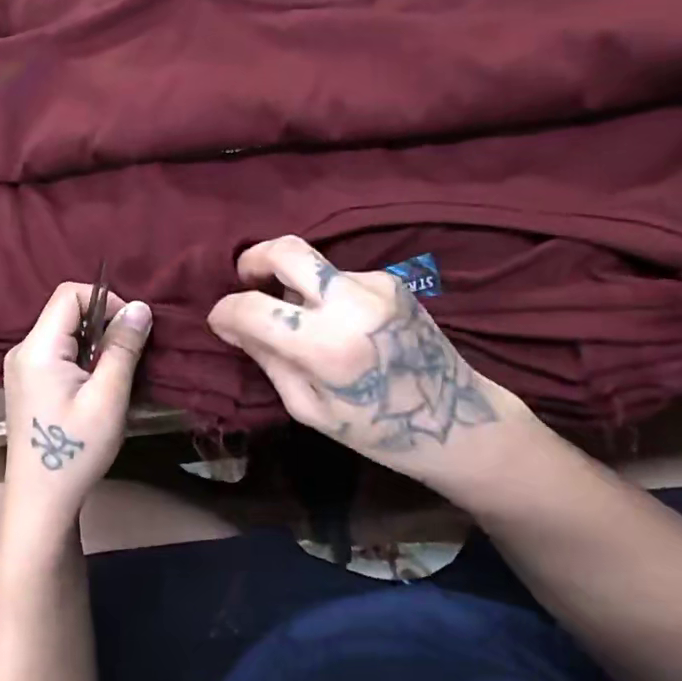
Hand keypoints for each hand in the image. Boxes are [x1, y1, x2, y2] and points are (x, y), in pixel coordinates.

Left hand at [1, 283, 152, 539]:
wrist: (41, 499)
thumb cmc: (76, 449)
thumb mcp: (108, 397)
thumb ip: (122, 347)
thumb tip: (140, 307)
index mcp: (37, 348)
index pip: (68, 293)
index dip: (105, 300)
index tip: (131, 329)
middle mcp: (22, 349)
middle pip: (64, 311)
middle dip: (102, 322)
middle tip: (128, 354)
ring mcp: (20, 366)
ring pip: (63, 332)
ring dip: (94, 342)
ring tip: (115, 373)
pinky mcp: (25, 382)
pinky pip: (56, 351)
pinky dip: (81, 357)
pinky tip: (96, 385)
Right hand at [207, 236, 533, 487]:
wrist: (461, 423)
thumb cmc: (376, 430)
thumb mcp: (307, 407)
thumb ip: (267, 358)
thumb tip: (233, 324)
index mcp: (327, 346)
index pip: (251, 308)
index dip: (224, 312)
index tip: (220, 322)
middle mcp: (352, 302)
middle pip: (285, 250)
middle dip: (253, 260)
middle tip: (246, 281)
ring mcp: (376, 285)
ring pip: (312, 264)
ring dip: (292, 283)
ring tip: (297, 318)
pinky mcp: (392, 281)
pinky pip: (337, 277)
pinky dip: (322, 293)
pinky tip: (336, 324)